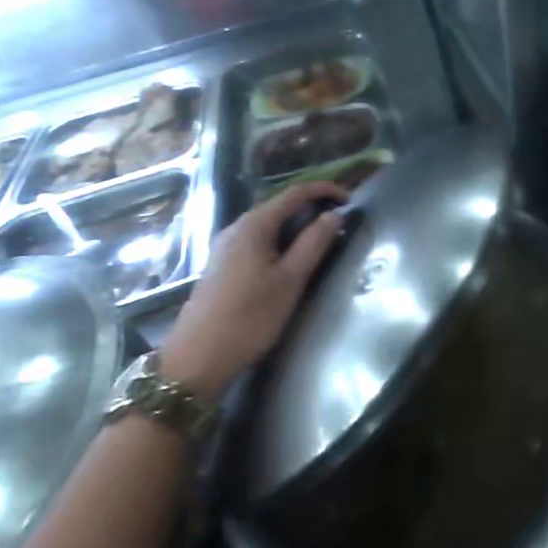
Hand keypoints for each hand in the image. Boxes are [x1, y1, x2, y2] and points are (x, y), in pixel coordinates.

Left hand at [158, 181, 347, 402]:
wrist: (197, 357)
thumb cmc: (250, 317)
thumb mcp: (291, 280)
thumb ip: (314, 243)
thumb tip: (334, 215)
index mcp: (255, 224)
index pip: (295, 192)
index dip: (324, 190)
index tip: (350, 200)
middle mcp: (237, 227)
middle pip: (279, 205)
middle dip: (310, 207)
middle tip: (339, 221)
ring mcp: (225, 246)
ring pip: (267, 225)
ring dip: (295, 226)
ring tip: (320, 240)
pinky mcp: (221, 265)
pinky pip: (256, 241)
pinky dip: (279, 241)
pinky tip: (288, 260)